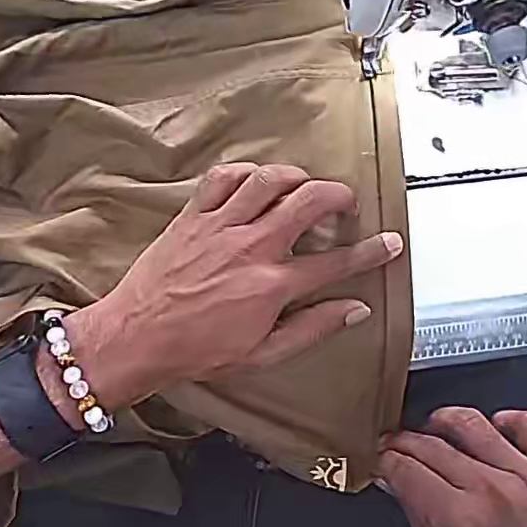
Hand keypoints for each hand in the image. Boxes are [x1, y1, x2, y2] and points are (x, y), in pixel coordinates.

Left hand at [61, 163, 402, 407]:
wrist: (137, 337)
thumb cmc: (195, 350)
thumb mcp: (261, 354)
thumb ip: (312, 328)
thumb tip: (352, 310)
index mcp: (271, 285)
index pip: (336, 262)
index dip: (370, 251)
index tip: (388, 243)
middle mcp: (251, 248)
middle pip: (309, 202)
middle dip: (338, 195)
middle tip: (345, 202)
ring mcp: (221, 227)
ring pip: (270, 180)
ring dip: (297, 177)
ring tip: (304, 187)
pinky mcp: (193, 216)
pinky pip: (223, 178)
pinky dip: (245, 173)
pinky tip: (254, 182)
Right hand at [379, 408, 526, 526]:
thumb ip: (416, 520)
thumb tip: (397, 482)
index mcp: (457, 522)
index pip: (403, 465)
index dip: (384, 460)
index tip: (380, 461)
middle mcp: (491, 492)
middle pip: (429, 443)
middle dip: (403, 443)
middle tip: (396, 449)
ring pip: (471, 422)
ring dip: (442, 422)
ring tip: (435, 433)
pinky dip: (507, 421)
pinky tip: (493, 434)